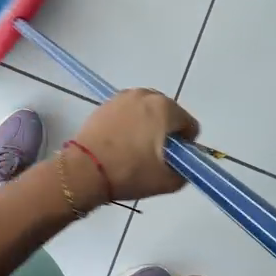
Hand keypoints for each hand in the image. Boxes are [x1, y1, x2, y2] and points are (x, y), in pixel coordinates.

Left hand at [68, 89, 199, 202]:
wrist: (85, 169)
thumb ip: (186, 170)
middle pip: (168, 113)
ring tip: (137, 147)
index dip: (186, 144)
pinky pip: (128, 111)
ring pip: (147, 110)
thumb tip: (183, 164)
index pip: (189, 125)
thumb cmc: (130, 172)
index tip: (175, 159)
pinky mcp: (106, 103)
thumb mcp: (168, 181)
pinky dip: (130, 122)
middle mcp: (145, 95)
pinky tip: (122, 141)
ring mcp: (123, 96)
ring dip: (148, 124)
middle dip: (167, 131)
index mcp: (165, 108)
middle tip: (157, 154)